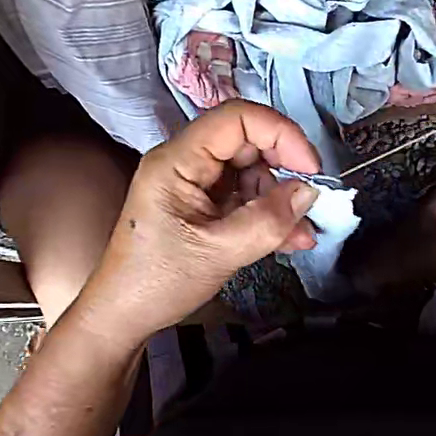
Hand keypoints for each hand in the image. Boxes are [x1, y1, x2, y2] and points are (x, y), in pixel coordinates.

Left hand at [72, 101, 320, 342]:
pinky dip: (270, 215)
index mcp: (177, 161)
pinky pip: (245, 197)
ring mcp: (196, 184)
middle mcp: (186, 162)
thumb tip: (310, 192)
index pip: (237, 119)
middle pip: (247, 143)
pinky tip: (292, 238)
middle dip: (285, 169)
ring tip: (302, 232)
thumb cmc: (158, 282)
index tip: (310, 169)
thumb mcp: (219, 252)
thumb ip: (268, 221)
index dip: (281, 134)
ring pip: (252, 172)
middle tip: (312, 200)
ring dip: (282, 199)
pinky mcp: (204, 206)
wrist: (124, 316)